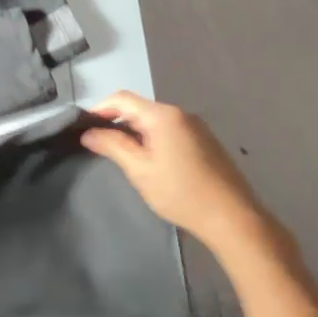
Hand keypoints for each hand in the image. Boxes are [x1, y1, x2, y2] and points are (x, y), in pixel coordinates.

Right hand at [81, 92, 273, 253]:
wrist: (233, 218)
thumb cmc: (181, 192)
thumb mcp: (139, 169)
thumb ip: (112, 146)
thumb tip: (88, 132)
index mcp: (163, 115)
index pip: (122, 99)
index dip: (99, 109)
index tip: (84, 128)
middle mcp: (180, 114)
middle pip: (139, 108)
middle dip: (117, 122)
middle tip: (99, 145)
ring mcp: (196, 127)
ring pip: (155, 121)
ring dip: (135, 132)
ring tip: (122, 155)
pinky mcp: (205, 141)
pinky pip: (170, 131)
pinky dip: (153, 139)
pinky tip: (151, 162)